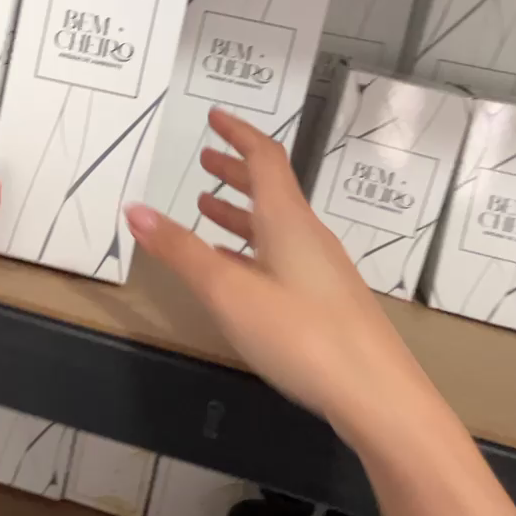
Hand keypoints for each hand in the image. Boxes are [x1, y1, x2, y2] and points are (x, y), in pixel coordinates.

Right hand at [125, 108, 430, 444]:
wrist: (381, 400)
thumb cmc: (302, 335)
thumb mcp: (227, 290)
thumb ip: (180, 250)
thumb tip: (134, 209)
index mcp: (286, 220)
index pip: (264, 157)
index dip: (238, 133)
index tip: (214, 116)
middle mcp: (307, 236)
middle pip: (270, 189)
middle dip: (235, 170)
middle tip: (204, 159)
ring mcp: (321, 270)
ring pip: (275, 225)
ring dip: (240, 211)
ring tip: (206, 209)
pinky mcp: (326, 301)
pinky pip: (282, 256)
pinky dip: (252, 247)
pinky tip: (236, 269)